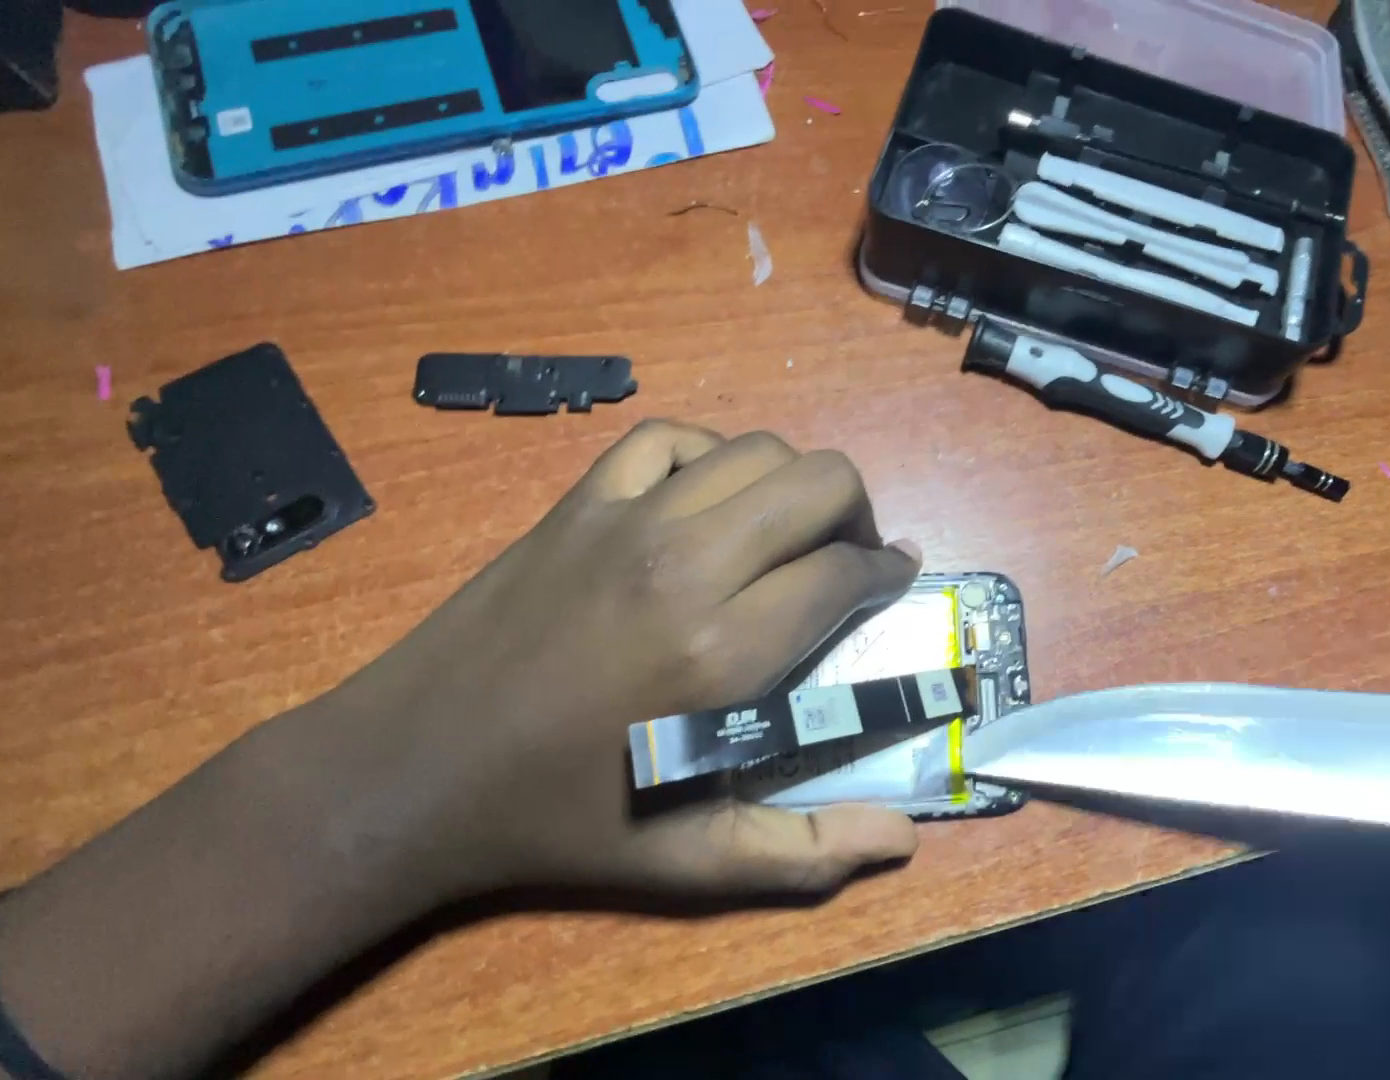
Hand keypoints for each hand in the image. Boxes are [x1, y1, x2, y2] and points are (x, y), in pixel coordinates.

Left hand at [303, 419, 923, 905]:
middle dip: (858, 513)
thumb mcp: (691, 860)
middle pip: (818, 482)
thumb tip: (905, 842)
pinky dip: (709, 455)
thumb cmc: (562, 819)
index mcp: (721, 652)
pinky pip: (667, 440)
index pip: (842, 573)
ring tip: (790, 529)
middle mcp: (686, 565)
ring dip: (796, 484)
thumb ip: (807, 851)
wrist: (410, 771)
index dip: (887, 572)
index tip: (898, 578)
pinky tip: (708, 499)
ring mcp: (626, 520)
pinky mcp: (578, 504)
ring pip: (756, 451)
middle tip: (850, 558)